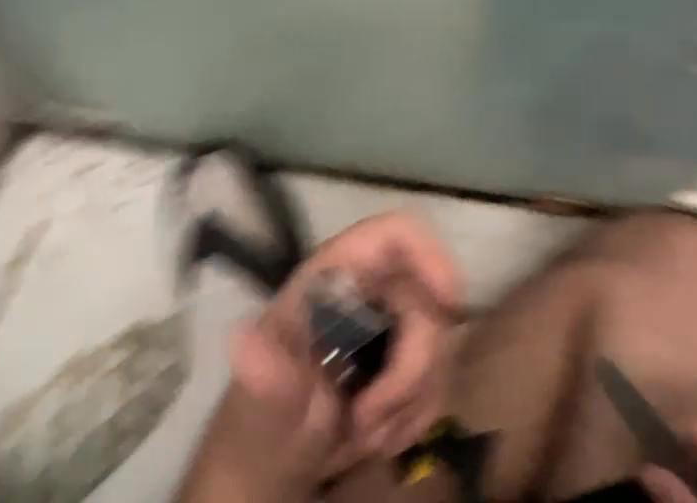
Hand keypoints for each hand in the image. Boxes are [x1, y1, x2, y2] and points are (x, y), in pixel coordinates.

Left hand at [233, 212, 462, 479]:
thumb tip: (248, 342)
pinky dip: (415, 416)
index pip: (394, 235)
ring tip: (362, 434)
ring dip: (408, 403)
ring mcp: (393, 325)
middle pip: (427, 306)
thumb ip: (263, 376)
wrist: (274, 460)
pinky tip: (380, 436)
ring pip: (440, 349)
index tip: (448, 304)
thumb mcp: (259, 404)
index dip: (430, 255)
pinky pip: (440, 382)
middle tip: (367, 420)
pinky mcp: (408, 360)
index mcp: (334, 278)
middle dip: (409, 373)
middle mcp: (370, 291)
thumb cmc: (260, 422)